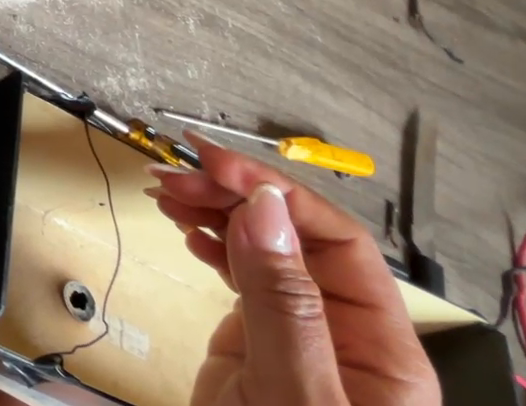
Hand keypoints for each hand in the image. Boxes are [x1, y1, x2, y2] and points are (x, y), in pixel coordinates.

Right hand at [148, 140, 438, 405]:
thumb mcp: (292, 392)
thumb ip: (282, 303)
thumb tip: (261, 210)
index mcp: (381, 345)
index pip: (336, 242)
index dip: (274, 192)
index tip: (211, 164)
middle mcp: (344, 330)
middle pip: (296, 236)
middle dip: (233, 195)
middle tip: (170, 176)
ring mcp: (299, 333)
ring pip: (264, 247)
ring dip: (215, 210)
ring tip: (166, 192)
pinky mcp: (258, 339)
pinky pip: (241, 272)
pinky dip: (211, 240)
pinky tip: (187, 229)